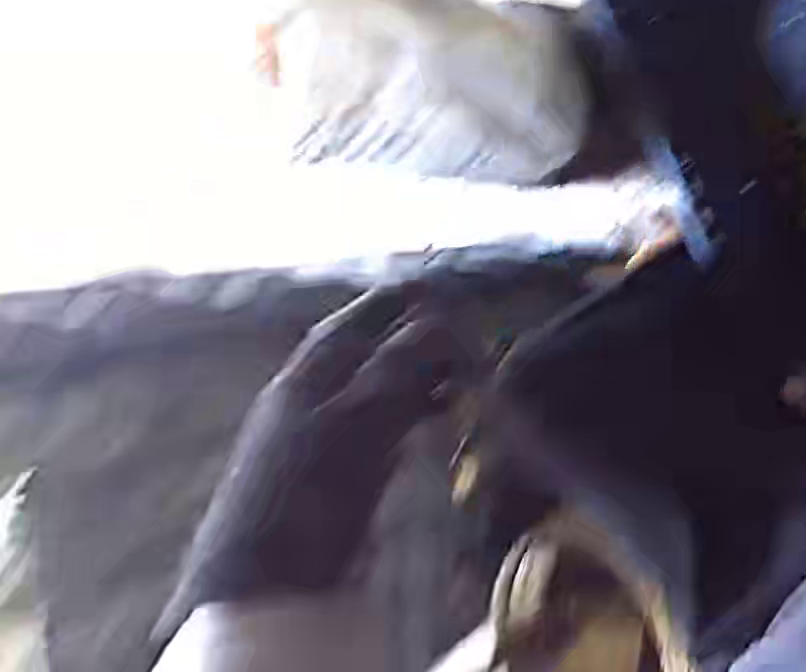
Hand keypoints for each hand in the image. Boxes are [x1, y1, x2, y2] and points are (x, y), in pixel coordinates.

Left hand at [158, 286, 472, 634]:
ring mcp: (335, 427)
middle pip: (381, 348)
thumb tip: (447, 320)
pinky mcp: (353, 456)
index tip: (441, 282)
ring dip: (435, 371)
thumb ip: (406, 360)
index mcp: (309, 377)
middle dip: (430, 338)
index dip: (397, 299)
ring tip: (473, 374)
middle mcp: (320, 394)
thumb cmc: (316, 483)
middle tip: (475, 335)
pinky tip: (452, 408)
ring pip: (396, 380)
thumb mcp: (366, 411)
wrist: (279, 573)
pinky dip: (429, 402)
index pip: (355, 321)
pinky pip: (399, 412)